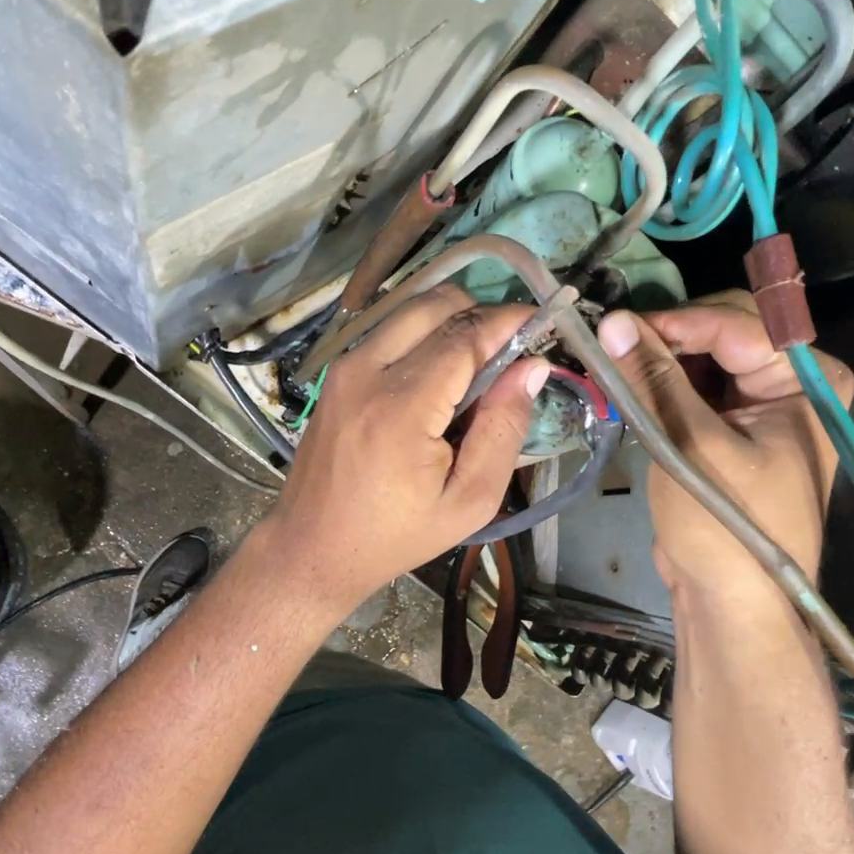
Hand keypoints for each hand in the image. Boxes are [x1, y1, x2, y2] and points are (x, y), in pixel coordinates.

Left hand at [261, 285, 547, 607]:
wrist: (313, 548)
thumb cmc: (395, 535)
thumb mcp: (468, 501)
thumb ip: (503, 430)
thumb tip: (532, 369)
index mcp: (402, 408)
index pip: (465, 335)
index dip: (509, 321)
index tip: (541, 322)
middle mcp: (367, 373)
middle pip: (435, 305)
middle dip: (480, 314)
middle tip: (508, 349)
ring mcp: (344, 369)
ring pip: (408, 311)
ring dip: (449, 322)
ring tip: (475, 365)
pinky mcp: (334, 376)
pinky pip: (386, 332)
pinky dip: (420, 336)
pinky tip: (436, 378)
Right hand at [595, 292, 853, 610]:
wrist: (732, 601)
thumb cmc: (725, 525)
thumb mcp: (688, 445)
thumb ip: (654, 378)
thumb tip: (611, 321)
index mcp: (807, 381)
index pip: (738, 326)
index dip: (677, 322)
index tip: (617, 328)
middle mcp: (792, 384)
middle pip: (725, 331)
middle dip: (670, 333)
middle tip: (614, 343)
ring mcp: (760, 406)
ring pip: (704, 357)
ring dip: (660, 356)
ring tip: (614, 360)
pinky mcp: (728, 429)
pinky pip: (694, 387)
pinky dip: (661, 383)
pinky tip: (627, 384)